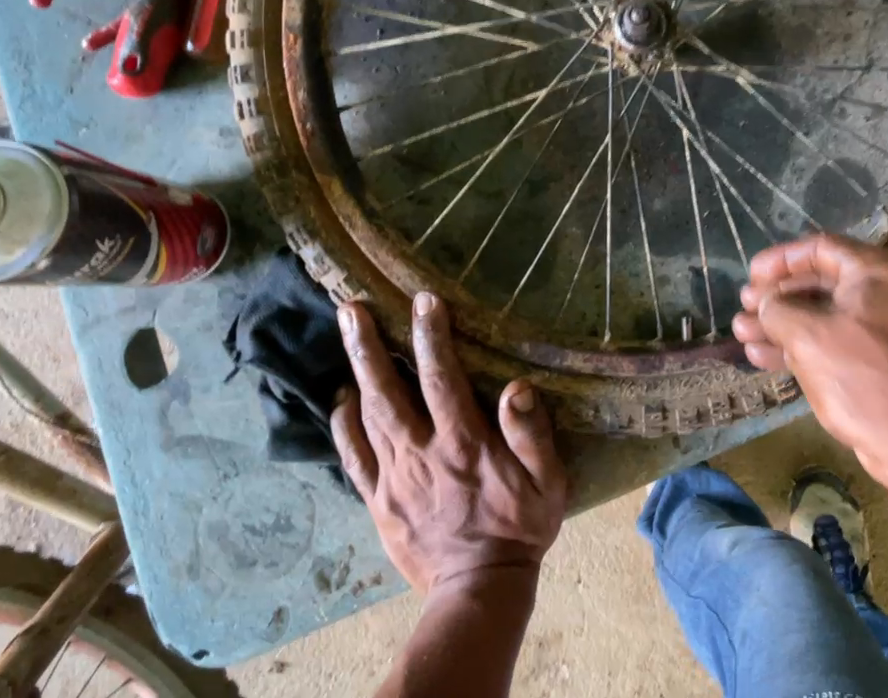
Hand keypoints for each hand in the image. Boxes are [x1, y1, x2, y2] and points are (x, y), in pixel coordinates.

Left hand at [330, 292, 567, 593]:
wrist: (480, 588)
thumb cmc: (521, 528)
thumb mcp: (548, 482)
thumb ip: (532, 434)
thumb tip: (517, 387)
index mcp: (464, 443)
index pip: (441, 377)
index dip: (431, 335)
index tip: (422, 299)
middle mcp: (422, 453)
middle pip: (387, 390)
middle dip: (368, 345)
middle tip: (349, 306)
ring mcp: (394, 477)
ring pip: (367, 416)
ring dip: (354, 371)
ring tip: (343, 332)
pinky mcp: (378, 501)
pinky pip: (353, 457)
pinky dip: (343, 425)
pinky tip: (339, 400)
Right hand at [731, 234, 887, 481]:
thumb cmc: (864, 377)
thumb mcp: (808, 336)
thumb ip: (778, 309)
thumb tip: (766, 303)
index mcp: (878, 271)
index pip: (820, 248)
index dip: (779, 260)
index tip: (750, 277)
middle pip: (821, 283)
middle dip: (777, 298)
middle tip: (743, 309)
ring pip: (824, 316)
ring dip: (782, 325)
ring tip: (742, 336)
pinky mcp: (883, 363)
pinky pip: (836, 342)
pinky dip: (802, 347)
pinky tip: (763, 358)